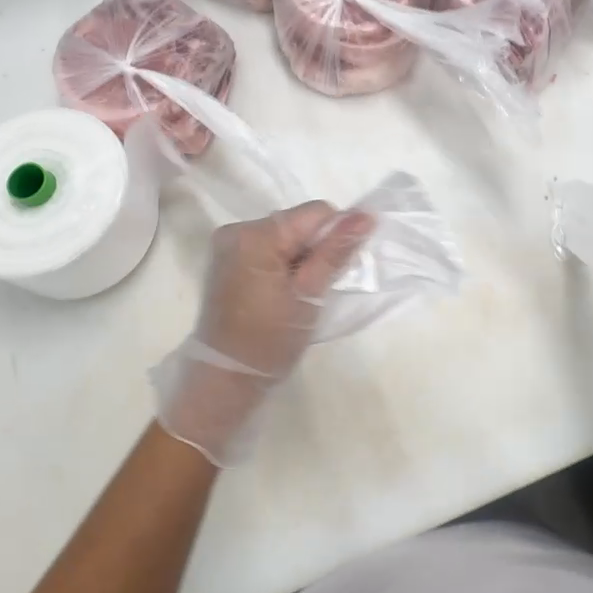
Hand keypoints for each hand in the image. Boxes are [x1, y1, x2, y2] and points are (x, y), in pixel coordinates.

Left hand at [152, 202, 373, 465]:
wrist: (225, 379)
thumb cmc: (269, 341)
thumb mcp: (309, 296)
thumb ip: (336, 251)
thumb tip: (366, 215)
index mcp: (256, 236)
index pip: (316, 213)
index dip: (334, 237)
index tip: (333, 273)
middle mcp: (237, 229)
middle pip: (298, 221)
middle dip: (315, 248)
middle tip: (314, 289)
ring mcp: (228, 243)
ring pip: (286, 233)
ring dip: (300, 256)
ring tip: (297, 293)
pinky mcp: (227, 258)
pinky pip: (268, 245)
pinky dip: (282, 262)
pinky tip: (281, 291)